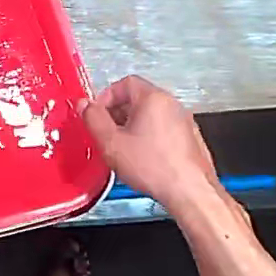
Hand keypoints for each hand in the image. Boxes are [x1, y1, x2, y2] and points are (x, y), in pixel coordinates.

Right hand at [78, 76, 225, 217]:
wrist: (189, 192)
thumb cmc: (155, 167)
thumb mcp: (110, 142)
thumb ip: (92, 118)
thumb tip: (85, 105)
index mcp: (154, 99)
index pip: (125, 83)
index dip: (105, 97)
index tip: (96, 113)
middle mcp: (172, 106)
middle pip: (137, 98)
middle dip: (116, 113)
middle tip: (105, 131)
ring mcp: (184, 122)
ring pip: (150, 115)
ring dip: (131, 126)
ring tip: (121, 147)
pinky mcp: (189, 139)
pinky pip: (162, 129)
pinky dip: (148, 137)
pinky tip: (140, 157)